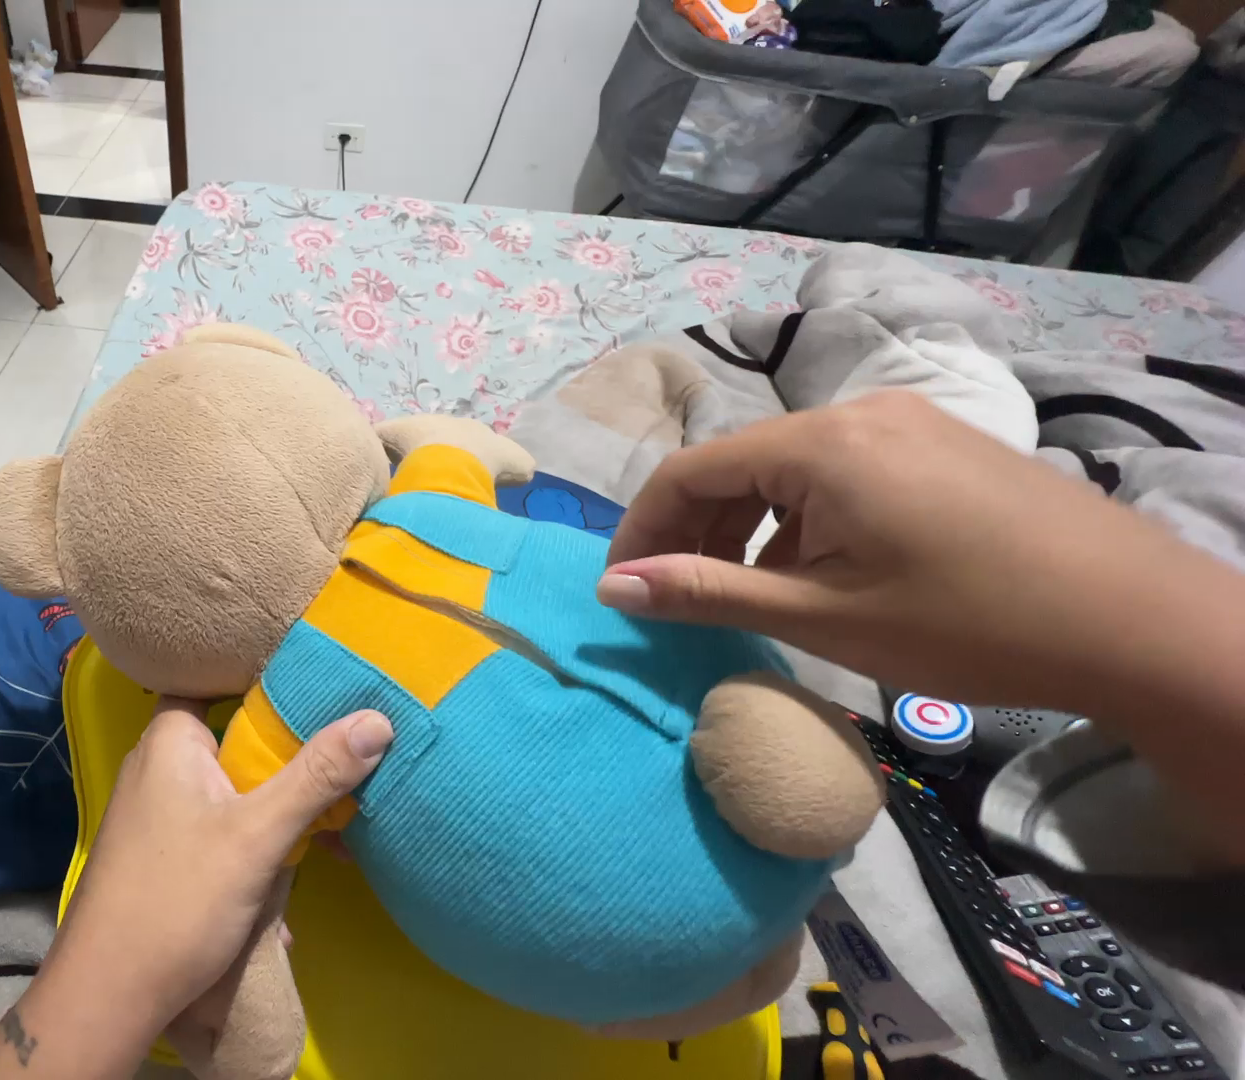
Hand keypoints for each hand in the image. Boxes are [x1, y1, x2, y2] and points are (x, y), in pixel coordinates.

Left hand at [59, 699, 390, 1022]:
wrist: (108, 998)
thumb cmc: (178, 898)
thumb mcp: (257, 835)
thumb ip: (316, 776)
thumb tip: (378, 720)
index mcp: (171, 738)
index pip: (217, 678)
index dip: (262, 673)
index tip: (315, 675)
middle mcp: (161, 762)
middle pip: (236, 734)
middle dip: (290, 751)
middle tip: (346, 746)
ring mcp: (163, 807)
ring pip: (235, 783)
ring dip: (280, 801)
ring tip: (336, 816)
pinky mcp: (169, 846)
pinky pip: (223, 819)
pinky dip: (258, 833)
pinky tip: (296, 865)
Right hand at [595, 391, 1244, 850]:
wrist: (1155, 632)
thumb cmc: (971, 625)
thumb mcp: (819, 615)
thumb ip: (702, 594)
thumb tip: (609, 587)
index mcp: (821, 443)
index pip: (687, 471)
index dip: (642, 529)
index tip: (624, 586)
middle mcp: (854, 413)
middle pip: (732, 465)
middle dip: (691, 531)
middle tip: (677, 596)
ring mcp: (901, 423)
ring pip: (779, 469)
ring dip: (741, 528)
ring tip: (740, 591)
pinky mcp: (934, 444)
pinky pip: (830, 473)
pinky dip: (794, 519)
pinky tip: (806, 569)